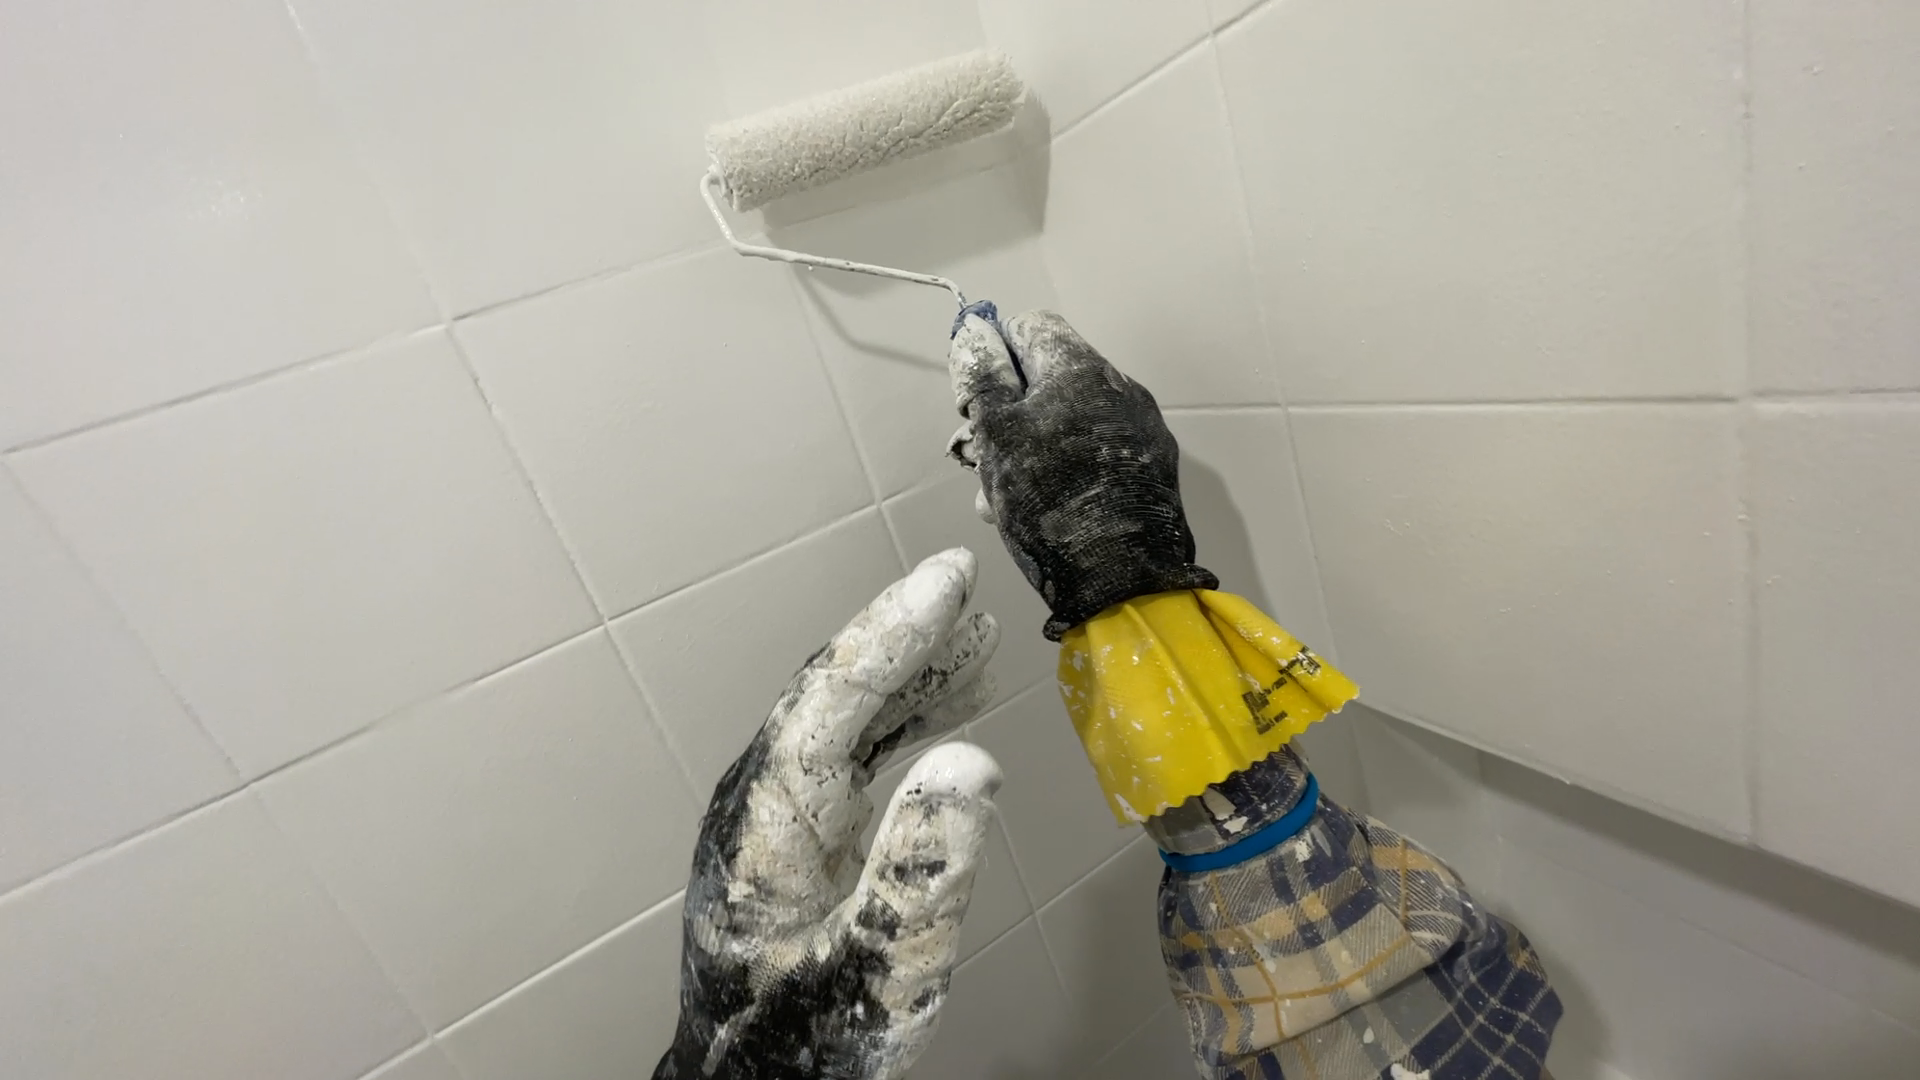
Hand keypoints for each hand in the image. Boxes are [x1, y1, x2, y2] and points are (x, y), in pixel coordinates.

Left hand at [654, 550, 1003, 1079]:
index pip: (830, 700)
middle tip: (963, 580)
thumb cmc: (804, 1047)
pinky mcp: (809, 818)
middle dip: (904, 632)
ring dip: (918, 669)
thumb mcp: (873, 977)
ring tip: (980, 637)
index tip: (948, 579)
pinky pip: (864, 746)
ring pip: (855, 711)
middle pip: (839, 690)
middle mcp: (768, 792)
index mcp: (768, 821)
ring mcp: (786, 802)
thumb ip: (919, 875)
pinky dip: (914, 715)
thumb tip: (972, 760)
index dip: (892, 633)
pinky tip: (958, 702)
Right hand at [947, 307, 1215, 639]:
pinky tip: (1040, 510)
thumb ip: (982, 378)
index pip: (1031, 326)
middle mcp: (1119, 388)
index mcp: (1081, 368)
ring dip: (1026, 450)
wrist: (1122, 579)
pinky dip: (1062, 469)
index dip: (996, 354)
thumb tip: (975, 329)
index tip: (975, 398)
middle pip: (1048, 379)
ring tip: (997, 500)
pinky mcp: (1151, 468)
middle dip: (1005, 414)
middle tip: (977, 457)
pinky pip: (1094, 452)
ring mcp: (1140, 430)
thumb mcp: (997, 436)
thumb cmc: (1048, 501)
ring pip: (1066, 422)